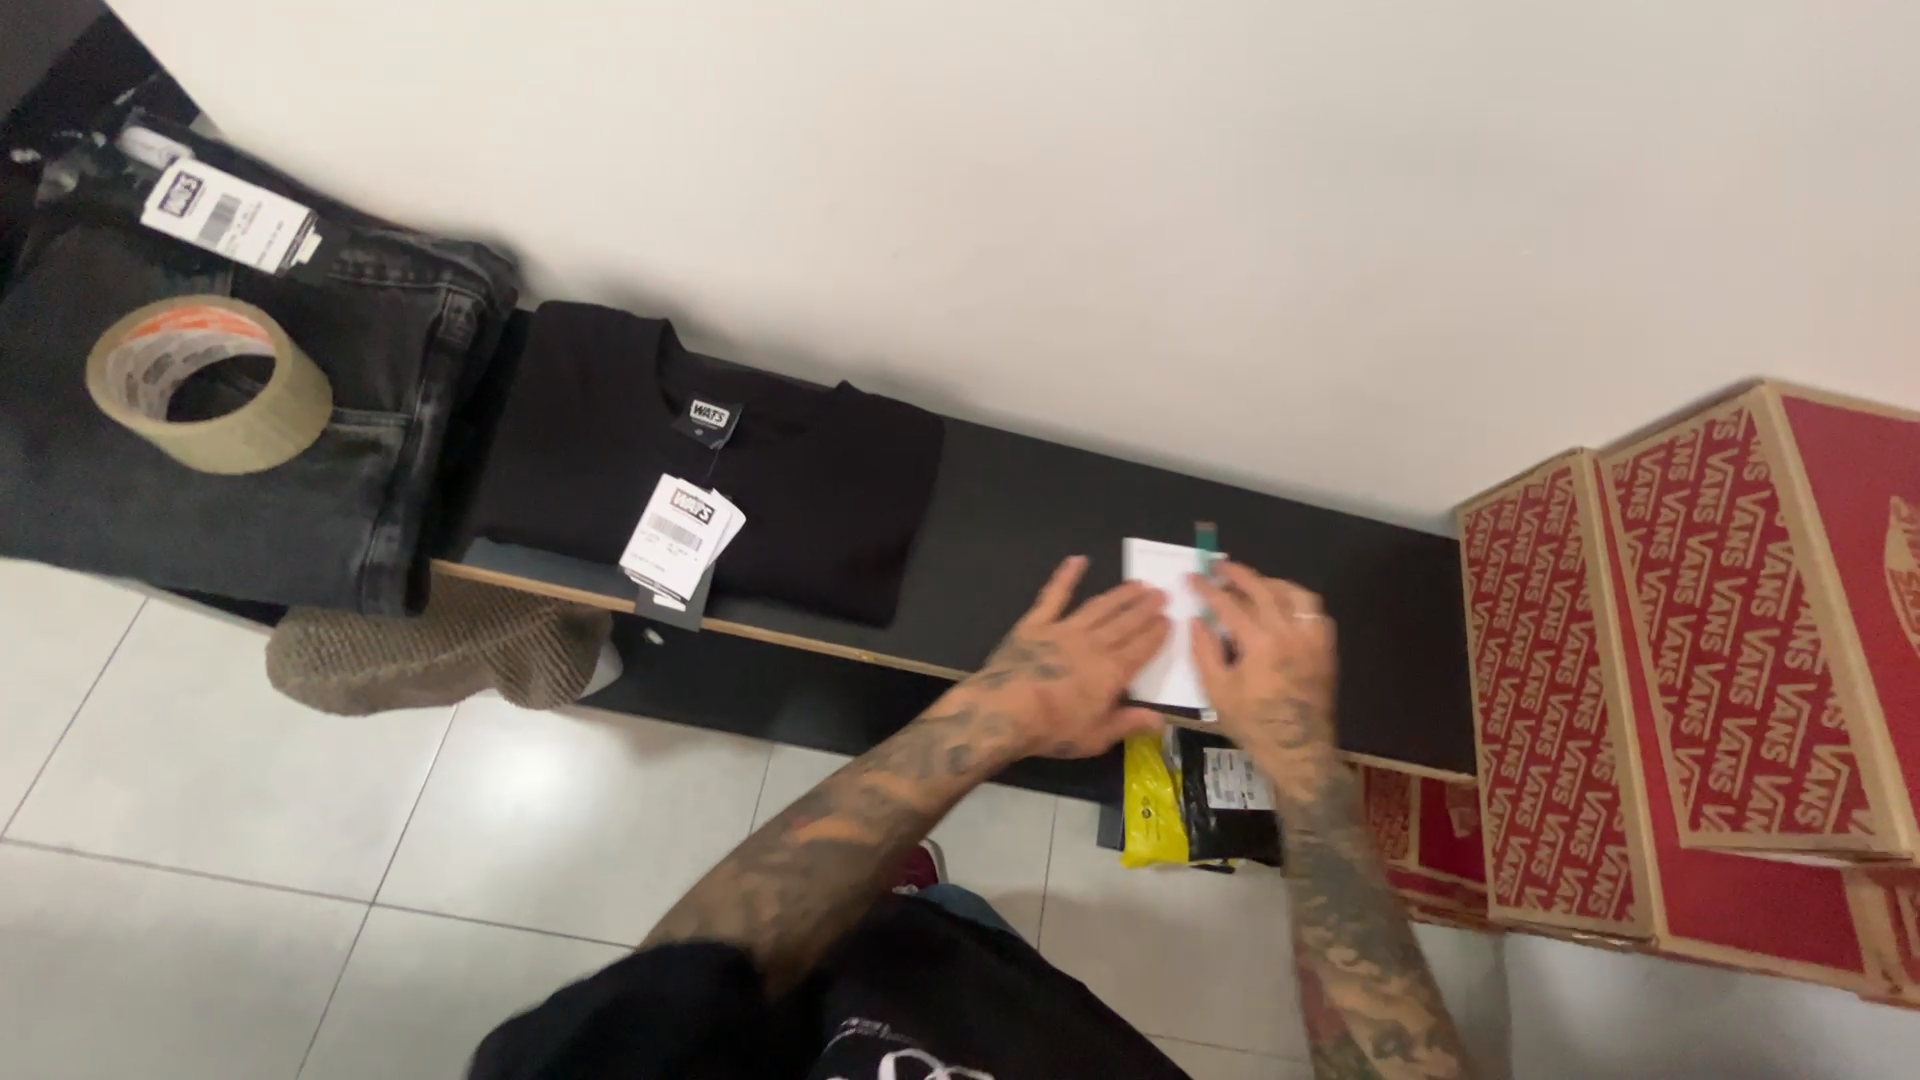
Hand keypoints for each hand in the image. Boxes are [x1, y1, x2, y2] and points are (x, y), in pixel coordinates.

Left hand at [958, 555, 1170, 759]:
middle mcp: (1093, 644)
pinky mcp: (1035, 623)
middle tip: (1162, 593)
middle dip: (1145, 608)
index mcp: (1111, 672)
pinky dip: (1066, 576)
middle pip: (1125, 622)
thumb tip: (1163, 719)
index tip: (1170, 619)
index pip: (1142, 648)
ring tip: (1137, 583)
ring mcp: (1064, 629)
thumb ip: (1129, 723)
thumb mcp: (1096, 737)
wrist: (1005, 711)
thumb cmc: (1052, 729)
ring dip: (1120, 595)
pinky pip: (1054, 595)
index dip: (1157, 633)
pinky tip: (1077, 560)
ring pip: (1099, 607)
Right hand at [1189, 562, 1340, 800]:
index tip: (1192, 577)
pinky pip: (1316, 613)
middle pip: (1264, 589)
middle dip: (1238, 574)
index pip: (1229, 604)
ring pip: (1296, 595)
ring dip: (1272, 583)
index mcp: (1260, 643)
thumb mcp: (1216, 690)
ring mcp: (1312, 640)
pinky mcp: (1325, 650)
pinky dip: (1297, 603)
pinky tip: (1282, 608)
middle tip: (1219, 566)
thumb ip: (1204, 650)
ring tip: (1254, 584)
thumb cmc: (1252, 724)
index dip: (1207, 588)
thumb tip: (1198, 619)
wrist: (1298, 751)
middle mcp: (1290, 633)